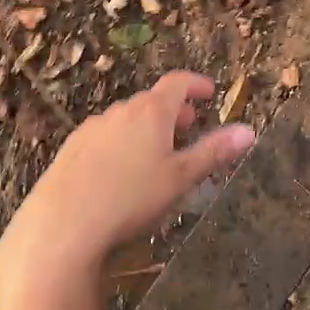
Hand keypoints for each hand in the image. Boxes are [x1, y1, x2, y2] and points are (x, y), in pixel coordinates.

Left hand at [3, 72, 255, 267]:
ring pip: (127, 119)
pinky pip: (105, 136)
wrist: (60, 227)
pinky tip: (120, 173)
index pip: (177, 83)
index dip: (196, 84)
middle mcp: (121, 111)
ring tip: (157, 153)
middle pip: (152, 101)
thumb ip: (214, 152)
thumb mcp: (180, 179)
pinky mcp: (71, 149)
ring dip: (146, 127)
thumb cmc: (130, 199)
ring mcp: (92, 129)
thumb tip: (249, 131)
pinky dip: (122, 142)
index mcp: (151, 112)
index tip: (210, 93)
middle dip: (173, 111)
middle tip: (188, 127)